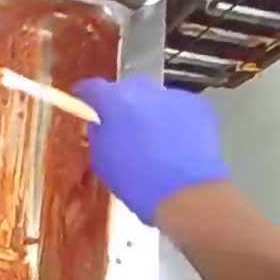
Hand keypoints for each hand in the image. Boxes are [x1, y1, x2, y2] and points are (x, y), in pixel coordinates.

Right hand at [73, 74, 230, 223]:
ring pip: (154, 98)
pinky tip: (172, 142)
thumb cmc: (135, 182)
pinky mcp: (198, 107)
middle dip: (121, 102)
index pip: (93, 87)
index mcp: (116, 103)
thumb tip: (99, 123)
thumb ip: (98, 135)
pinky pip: (177, 108)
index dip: (85, 93)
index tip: (81, 98)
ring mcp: (174, 96)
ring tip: (149, 138)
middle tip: (118, 125)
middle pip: (127, 88)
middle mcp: (145, 91)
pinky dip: (171, 119)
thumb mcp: (103, 161)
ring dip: (147, 111)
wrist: (185, 192)